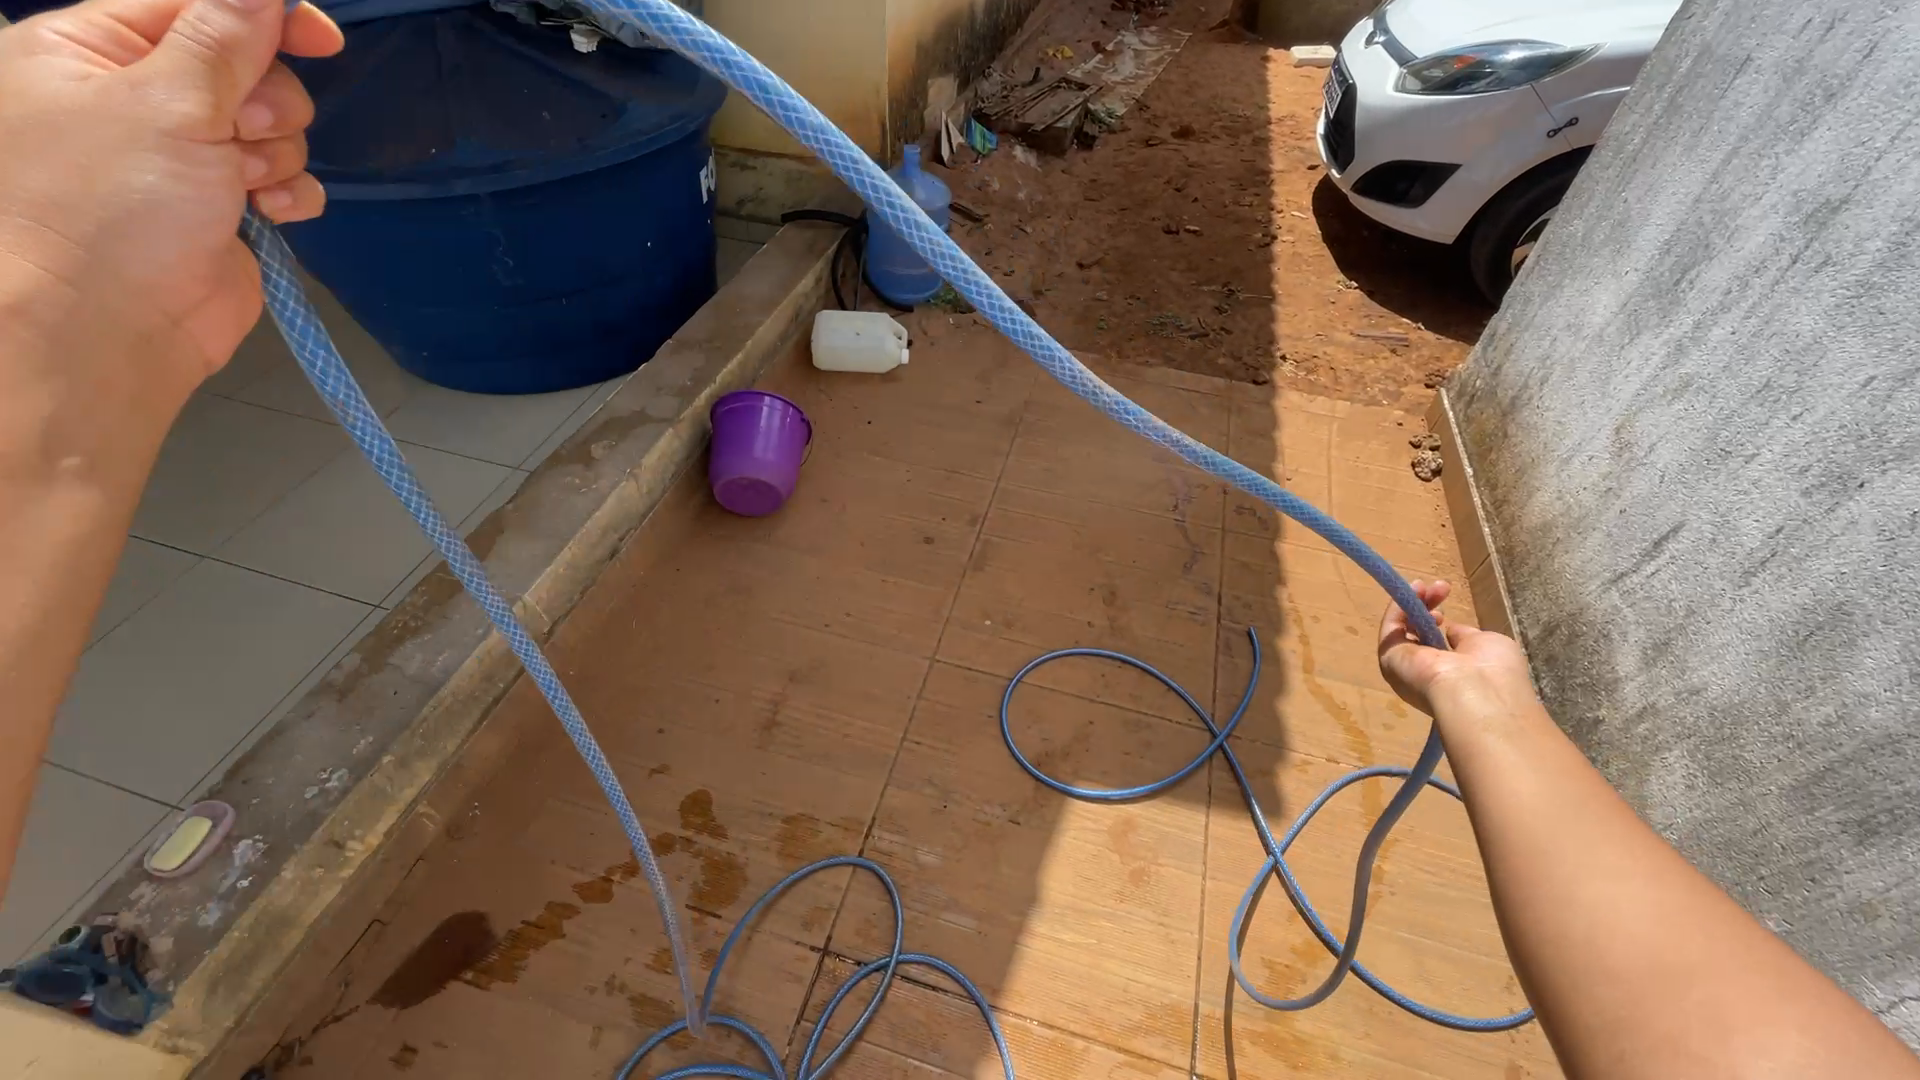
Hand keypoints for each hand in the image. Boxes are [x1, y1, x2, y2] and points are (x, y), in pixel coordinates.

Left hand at [0, 0, 340, 479]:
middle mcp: (142, 97)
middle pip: (249, 70)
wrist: (115, 320)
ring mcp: (189, 155)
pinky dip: (289, 195)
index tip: (324, 39)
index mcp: (94, 49)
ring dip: (277, 156)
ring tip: (244, 185)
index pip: (195, 7)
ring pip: (277, 130)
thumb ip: (220, 40)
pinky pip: (288, 181)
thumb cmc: (111, 203)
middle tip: (244, 132)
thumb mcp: (164, 103)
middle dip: (267, 104)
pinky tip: (270, 214)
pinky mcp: (230, 205)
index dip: (263, 17)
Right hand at [1376, 580, 1533, 716]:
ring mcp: (1404, 666)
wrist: (1475, 690)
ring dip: (1412, 603)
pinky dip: (1398, 607)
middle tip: (1439, 588)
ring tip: (1424, 586)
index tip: (1451, 603)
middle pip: (1417, 633)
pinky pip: (1390, 628)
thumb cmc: (1492, 669)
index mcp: (1449, 674)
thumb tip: (1451, 630)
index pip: (1437, 643)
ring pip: (1402, 629)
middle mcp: (1424, 672)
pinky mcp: (1388, 657)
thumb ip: (1465, 637)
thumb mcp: (1486, 644)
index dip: (1440, 620)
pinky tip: (1413, 590)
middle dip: (1426, 607)